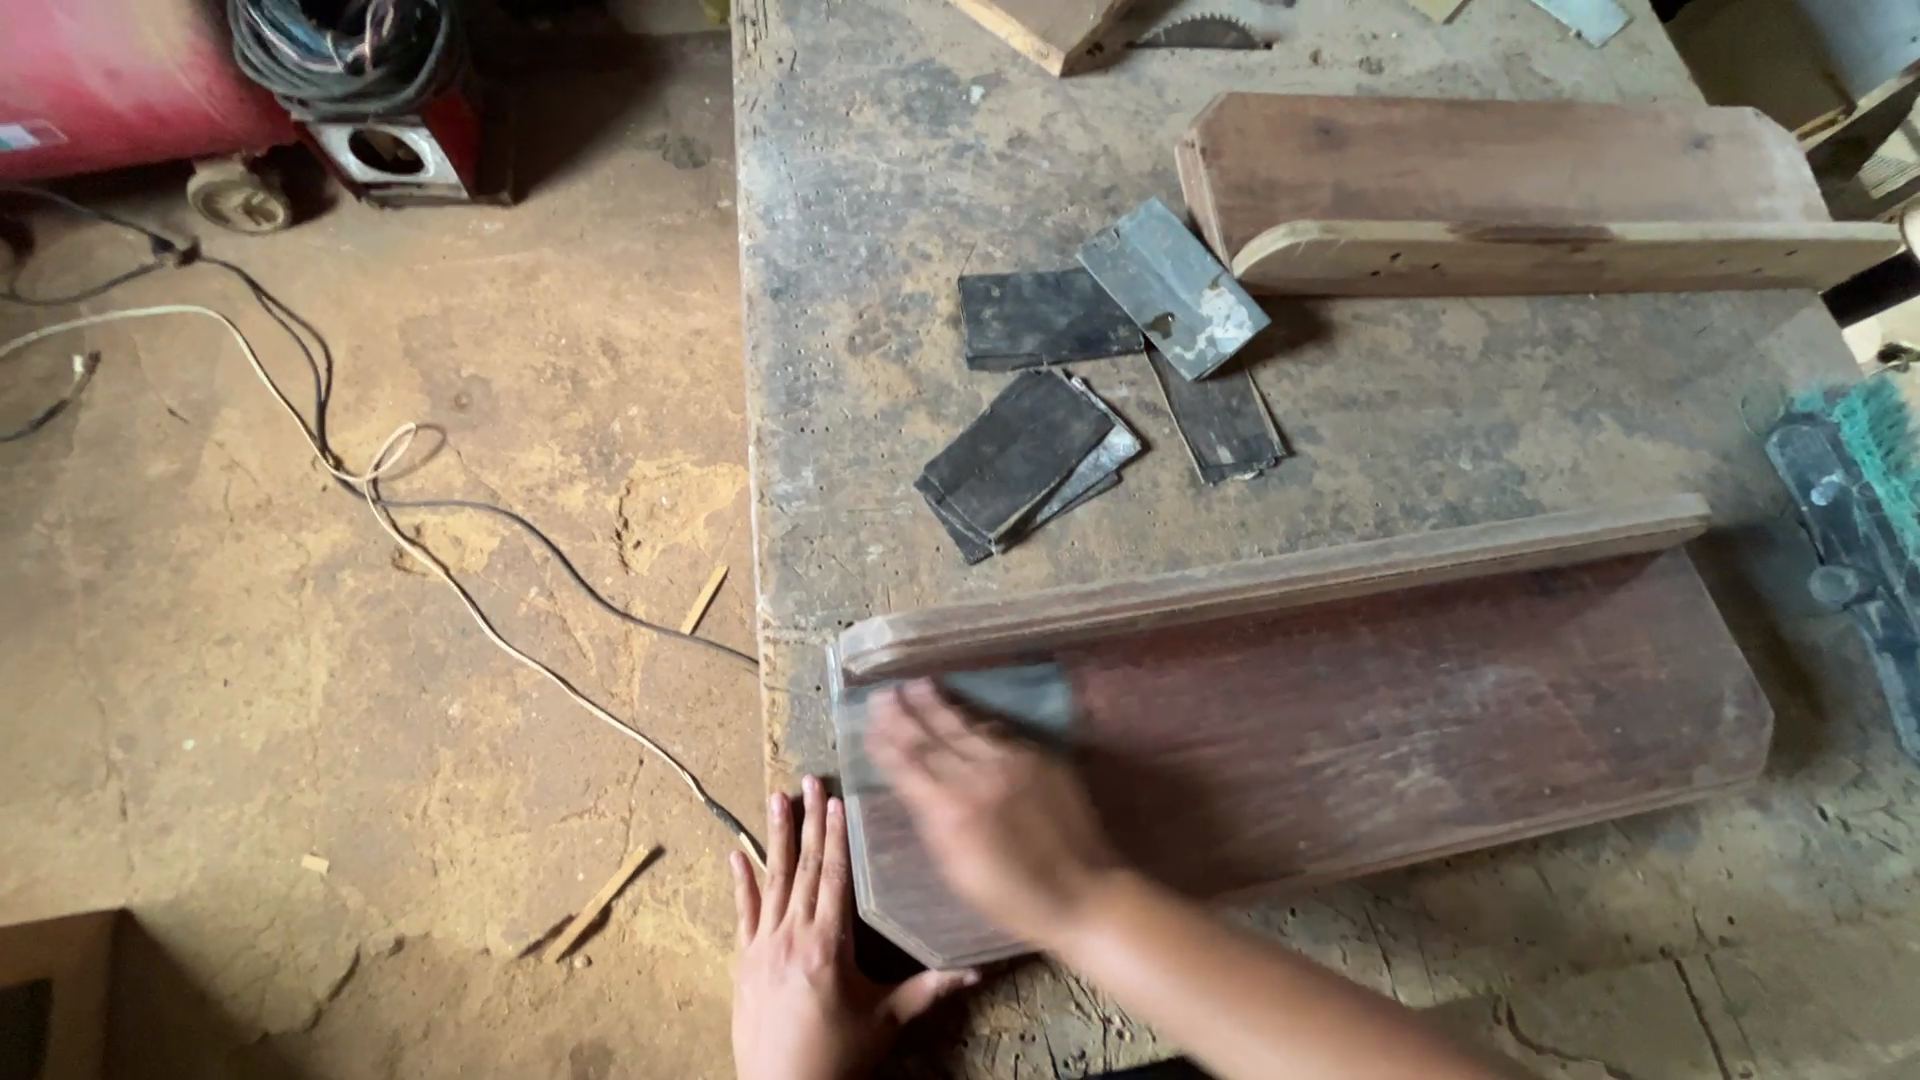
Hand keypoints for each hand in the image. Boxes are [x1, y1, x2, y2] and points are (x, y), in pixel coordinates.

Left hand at [731, 775, 977, 1079]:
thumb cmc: (838, 1058)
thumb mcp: (887, 1022)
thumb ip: (929, 989)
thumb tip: (977, 970)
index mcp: (828, 944)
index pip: (835, 875)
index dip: (837, 835)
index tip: (838, 799)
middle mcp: (792, 936)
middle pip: (804, 866)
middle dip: (810, 820)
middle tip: (811, 779)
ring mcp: (762, 947)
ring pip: (772, 880)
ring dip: (775, 836)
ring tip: (777, 797)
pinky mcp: (742, 964)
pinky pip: (742, 914)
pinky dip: (740, 882)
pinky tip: (735, 852)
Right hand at [865, 679, 1123, 947]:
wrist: (1081, 891)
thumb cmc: (1010, 896)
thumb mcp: (956, 869)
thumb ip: (932, 821)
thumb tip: (914, 785)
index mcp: (949, 810)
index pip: (908, 765)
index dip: (886, 741)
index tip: (871, 721)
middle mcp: (976, 776)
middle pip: (933, 737)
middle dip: (906, 713)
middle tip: (886, 691)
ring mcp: (1010, 762)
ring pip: (966, 726)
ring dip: (939, 705)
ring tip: (919, 684)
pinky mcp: (1038, 757)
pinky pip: (998, 733)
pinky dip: (976, 721)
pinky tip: (965, 711)